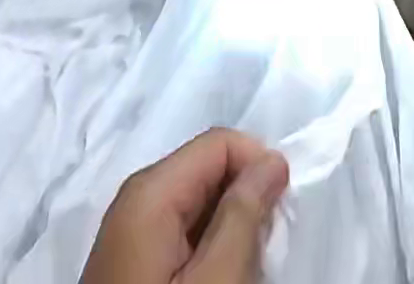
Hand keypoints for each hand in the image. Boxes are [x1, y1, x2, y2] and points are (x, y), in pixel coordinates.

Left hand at [81, 128, 288, 283]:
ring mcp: (132, 230)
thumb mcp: (215, 283)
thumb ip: (244, 215)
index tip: (280, 213)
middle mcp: (138, 198)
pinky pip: (184, 231)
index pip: (220, 143)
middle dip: (245, 200)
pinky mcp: (135, 259)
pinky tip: (219, 281)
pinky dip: (211, 248)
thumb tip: (271, 160)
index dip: (257, 166)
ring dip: (231, 229)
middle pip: (208, 169)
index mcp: (151, 190)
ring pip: (200, 202)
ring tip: (240, 273)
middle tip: (262, 253)